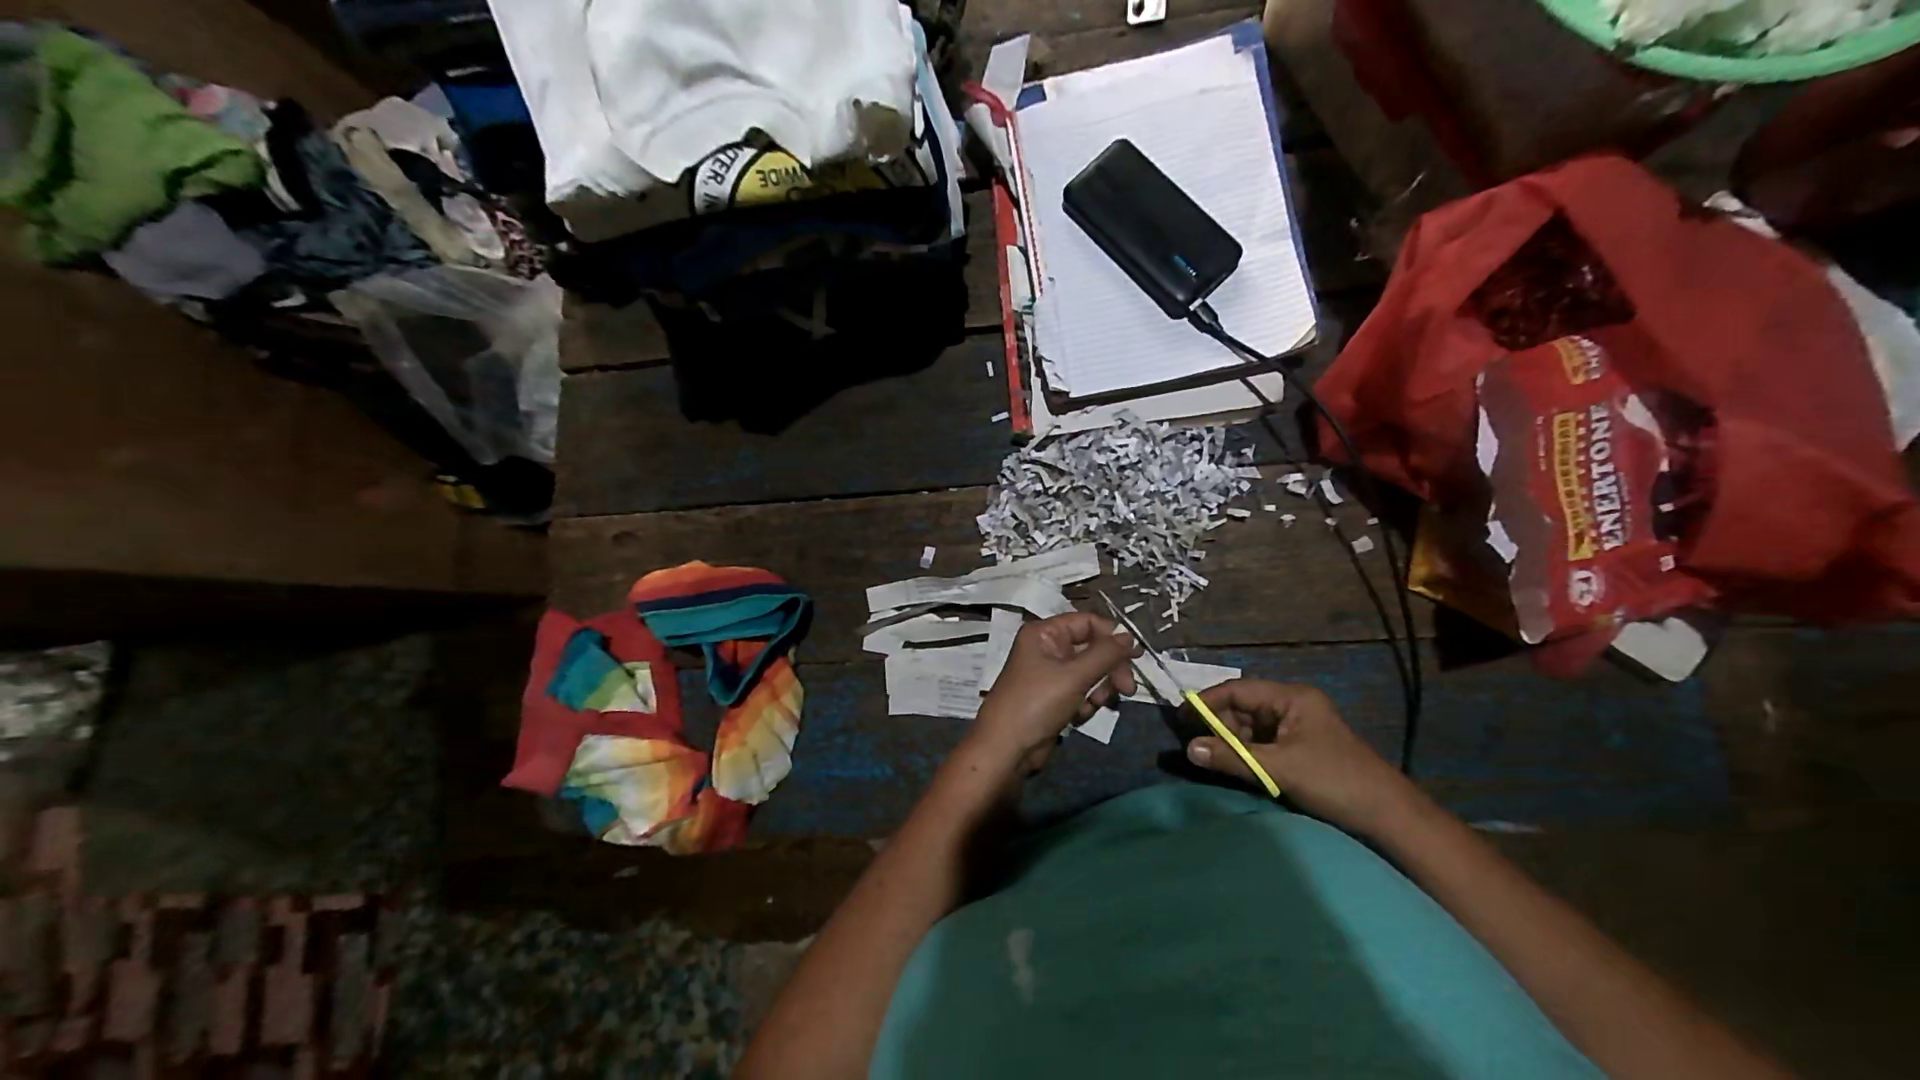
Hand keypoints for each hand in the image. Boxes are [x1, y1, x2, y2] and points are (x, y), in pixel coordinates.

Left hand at [971, 613, 1139, 771]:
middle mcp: (1047, 649)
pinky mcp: (1054, 698)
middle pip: (1092, 649)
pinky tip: (1079, 716)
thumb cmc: (1037, 703)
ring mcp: (1050, 674)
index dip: (1112, 637)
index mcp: (1044, 633)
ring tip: (1094, 704)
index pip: (1087, 622)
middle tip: (1127, 689)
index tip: (1135, 656)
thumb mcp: (1074, 675)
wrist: (1007, 749)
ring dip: (1099, 689)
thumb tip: (1129, 637)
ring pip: (1090, 673)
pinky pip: (1081, 692)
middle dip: (1110, 669)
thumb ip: (1105, 654)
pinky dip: (1086, 703)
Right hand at [1185, 679, 1422, 836]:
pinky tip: (1232, 767)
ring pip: (1250, 729)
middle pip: (1242, 708)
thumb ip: (1232, 757)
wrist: (1389, 817)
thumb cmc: (1334, 781)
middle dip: (1217, 725)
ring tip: (1209, 757)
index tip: (1181, 718)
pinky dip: (1245, 755)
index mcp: (1292, 698)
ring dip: (1231, 743)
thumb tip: (1189, 748)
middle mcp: (1292, 707)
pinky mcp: (1299, 751)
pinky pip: (1262, 746)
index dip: (1207, 702)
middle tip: (1193, 744)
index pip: (1238, 690)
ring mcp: (1297, 729)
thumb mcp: (1279, 768)